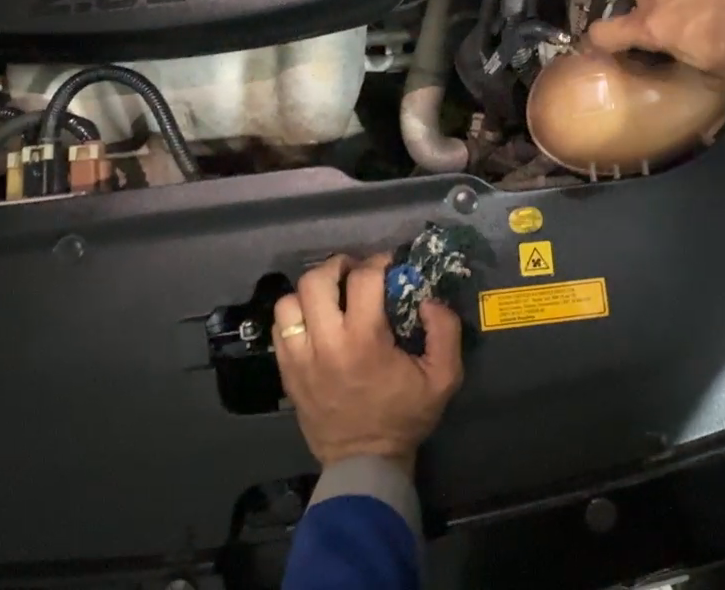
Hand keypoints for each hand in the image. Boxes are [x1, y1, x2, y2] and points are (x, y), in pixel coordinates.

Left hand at [273, 253, 464, 472]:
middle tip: (354, 271)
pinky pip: (279, 327)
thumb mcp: (444, 377)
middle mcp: (326, 343)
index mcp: (364, 340)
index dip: (378, 261)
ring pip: (289, 302)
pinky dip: (295, 314)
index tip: (389, 264)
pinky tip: (315, 319)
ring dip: (310, 290)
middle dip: (337, 266)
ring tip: (330, 294)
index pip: (363, 278)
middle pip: (315, 281)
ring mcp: (300, 358)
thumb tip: (429, 300)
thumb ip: (445, 331)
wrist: (364, 463)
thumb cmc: (405, 416)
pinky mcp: (286, 371)